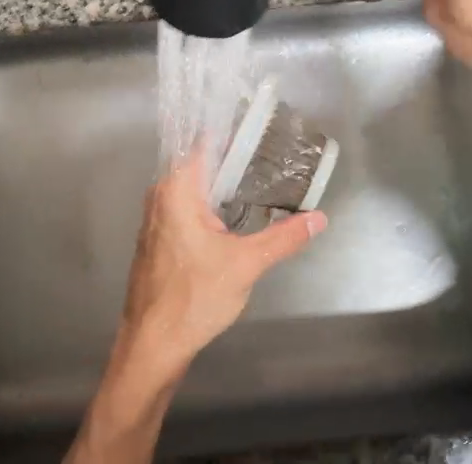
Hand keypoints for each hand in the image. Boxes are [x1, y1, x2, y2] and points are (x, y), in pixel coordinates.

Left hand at [115, 154, 326, 373]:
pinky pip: (187, 208)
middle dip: (234, 160)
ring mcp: (156, 218)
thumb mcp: (246, 264)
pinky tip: (234, 216)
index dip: (233, 132)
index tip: (261, 126)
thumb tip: (319, 218)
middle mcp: (161, 195)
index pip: (205, 143)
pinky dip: (210, 206)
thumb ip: (284, 238)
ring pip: (194, 189)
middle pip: (201, 164)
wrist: (152, 345)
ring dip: (222, 186)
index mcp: (177, 189)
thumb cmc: (194, 298)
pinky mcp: (159, 239)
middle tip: (271, 155)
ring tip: (260, 180)